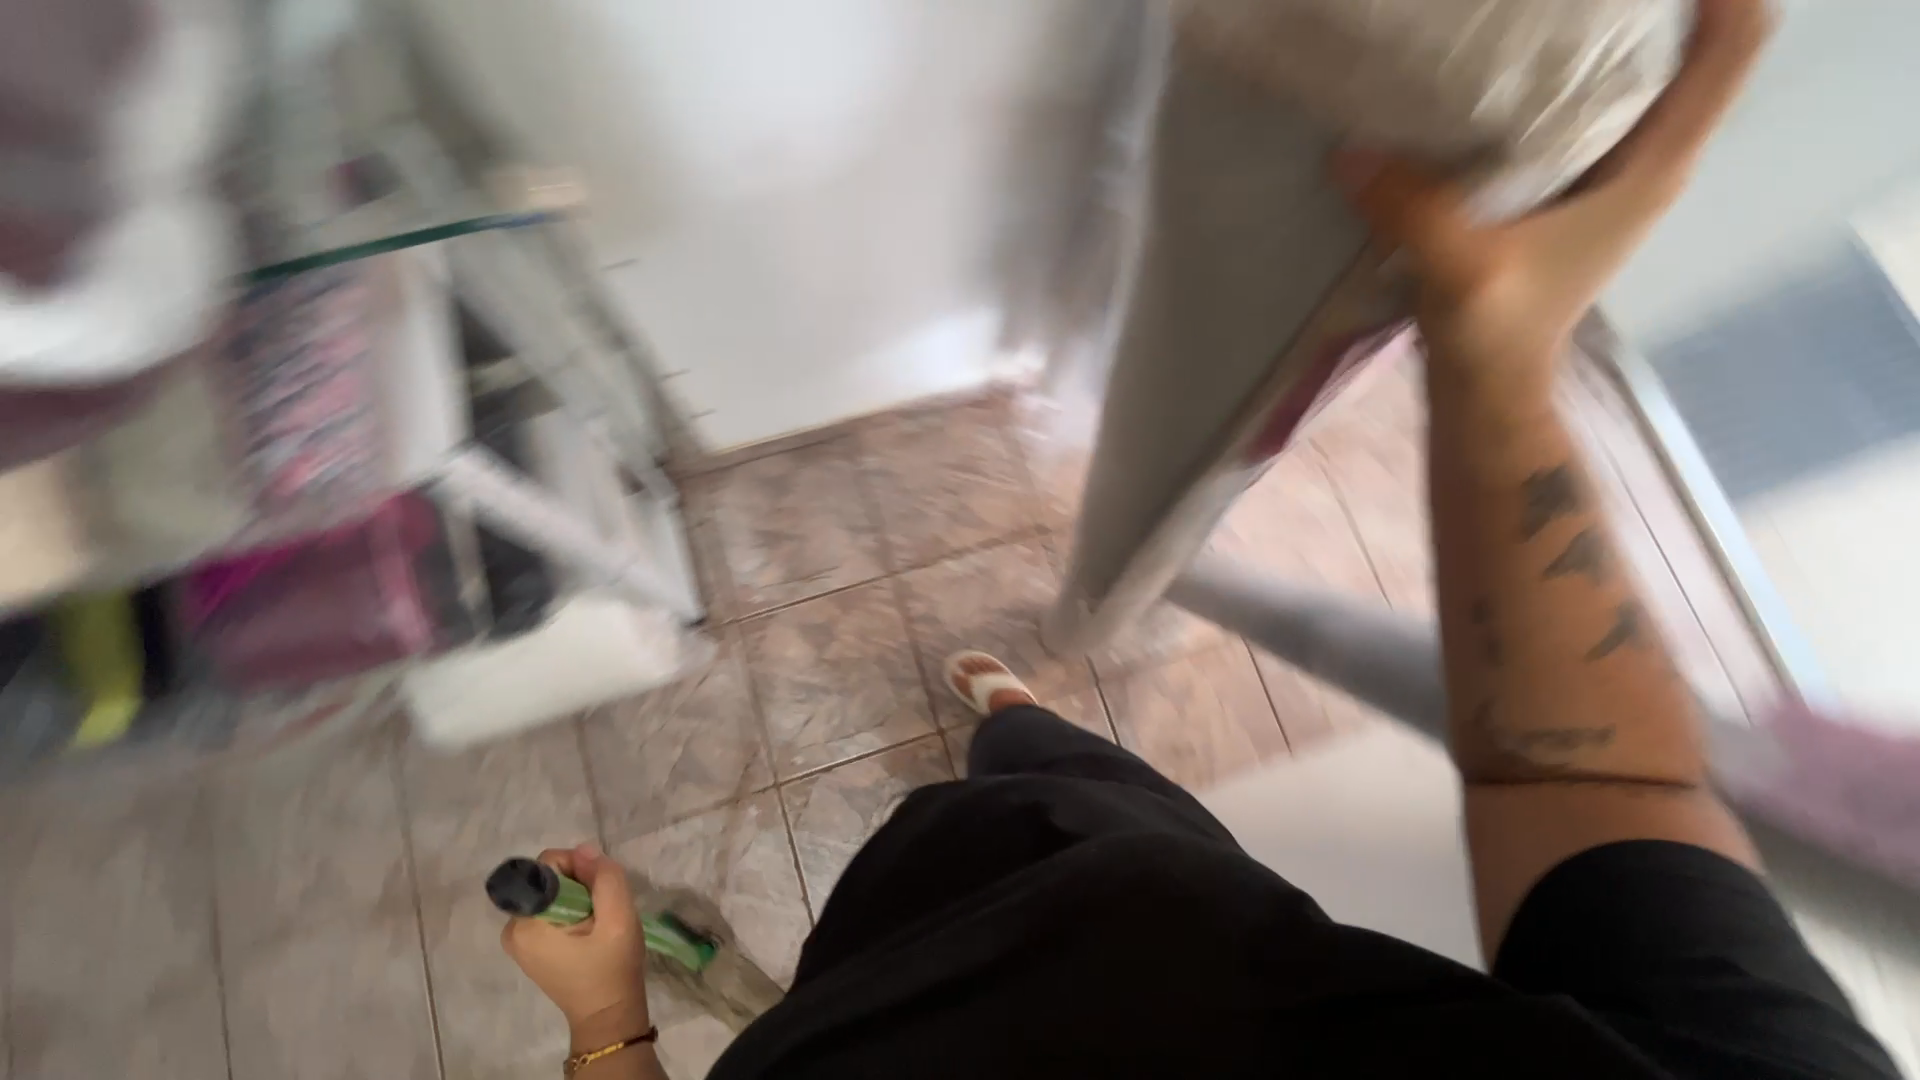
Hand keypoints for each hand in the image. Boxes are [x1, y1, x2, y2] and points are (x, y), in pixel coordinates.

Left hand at [500, 844, 649, 1046]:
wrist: (608, 1014)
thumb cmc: (612, 967)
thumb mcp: (619, 918)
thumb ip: (604, 877)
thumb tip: (584, 849)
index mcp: (526, 924)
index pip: (548, 865)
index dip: (580, 867)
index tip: (600, 891)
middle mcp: (513, 928)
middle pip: (549, 877)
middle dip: (581, 883)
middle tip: (603, 911)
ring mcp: (520, 939)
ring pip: (553, 891)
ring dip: (580, 896)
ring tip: (598, 923)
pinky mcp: (531, 945)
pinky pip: (552, 907)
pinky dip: (574, 910)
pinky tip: (590, 930)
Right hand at [1332, 0, 1772, 371]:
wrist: (1485, 390)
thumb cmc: (1494, 332)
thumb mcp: (1458, 267)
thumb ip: (1412, 208)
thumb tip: (1348, 153)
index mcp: (1651, 169)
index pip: (1728, 49)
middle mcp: (1643, 169)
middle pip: (1682, 57)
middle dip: (1642, 16)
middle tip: (1570, 2)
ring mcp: (1604, 189)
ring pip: (1629, 91)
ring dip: (1594, 54)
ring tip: (1536, 30)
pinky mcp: (1563, 208)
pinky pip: (1578, 128)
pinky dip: (1552, 100)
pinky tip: (1499, 95)